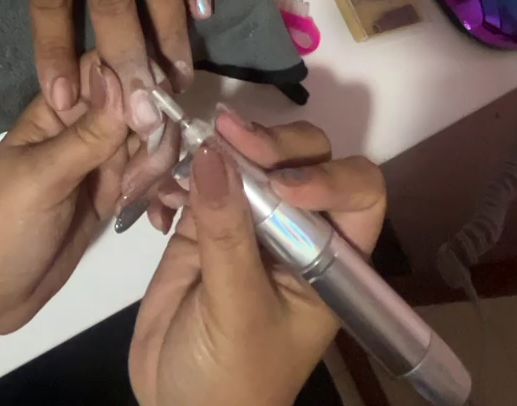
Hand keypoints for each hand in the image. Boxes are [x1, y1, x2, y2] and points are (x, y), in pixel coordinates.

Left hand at [0, 57, 130, 340]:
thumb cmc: (0, 224)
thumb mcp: (44, 176)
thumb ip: (89, 132)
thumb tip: (119, 71)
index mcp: (58, 107)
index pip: (106, 69)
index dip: (137, 75)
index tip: (162, 100)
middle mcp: (83, 126)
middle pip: (137, 103)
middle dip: (154, 127)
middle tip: (145, 166)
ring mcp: (98, 161)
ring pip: (146, 139)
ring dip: (155, 160)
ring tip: (133, 195)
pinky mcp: (108, 194)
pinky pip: (144, 174)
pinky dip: (156, 185)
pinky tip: (155, 208)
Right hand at [129, 110, 387, 405]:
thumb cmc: (231, 381)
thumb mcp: (238, 311)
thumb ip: (227, 233)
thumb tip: (211, 152)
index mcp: (329, 258)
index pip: (356, 192)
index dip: (328, 175)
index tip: (280, 184)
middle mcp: (296, 229)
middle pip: (303, 157)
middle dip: (269, 141)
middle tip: (225, 134)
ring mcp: (249, 220)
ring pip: (249, 155)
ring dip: (220, 145)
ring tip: (186, 149)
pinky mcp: (203, 220)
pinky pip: (197, 174)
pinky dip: (177, 169)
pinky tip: (161, 194)